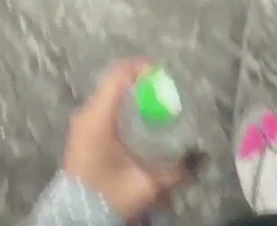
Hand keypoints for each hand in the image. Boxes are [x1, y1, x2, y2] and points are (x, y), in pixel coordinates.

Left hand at [64, 59, 196, 219]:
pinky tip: (135, 119)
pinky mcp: (80, 131)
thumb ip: (174, 170)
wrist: (77, 216)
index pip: (119, 75)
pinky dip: (119, 103)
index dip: (140, 67)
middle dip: (138, 80)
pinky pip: (101, 105)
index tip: (161, 74)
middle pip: (114, 80)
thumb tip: (199, 157)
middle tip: (161, 89)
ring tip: (151, 102)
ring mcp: (81, 120)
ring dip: (129, 91)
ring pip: (107, 92)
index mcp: (100, 116)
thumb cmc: (109, 194)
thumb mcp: (144, 185)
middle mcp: (87, 112)